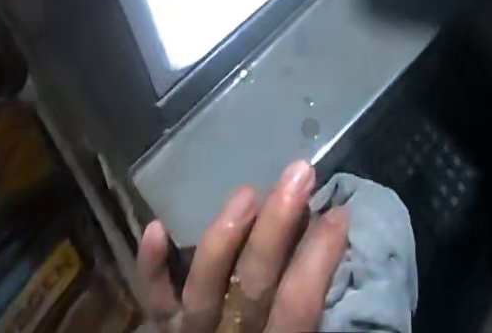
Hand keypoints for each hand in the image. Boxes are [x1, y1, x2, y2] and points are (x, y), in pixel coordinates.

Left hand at [135, 160, 349, 332]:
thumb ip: (314, 321)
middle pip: (253, 283)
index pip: (299, 306)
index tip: (339, 212)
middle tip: (299, 173)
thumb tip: (336, 268)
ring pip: (205, 285)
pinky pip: (156, 302)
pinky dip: (152, 267)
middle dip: (277, 225)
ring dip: (226, 235)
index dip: (319, 259)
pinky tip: (156, 226)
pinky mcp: (165, 330)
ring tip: (249, 191)